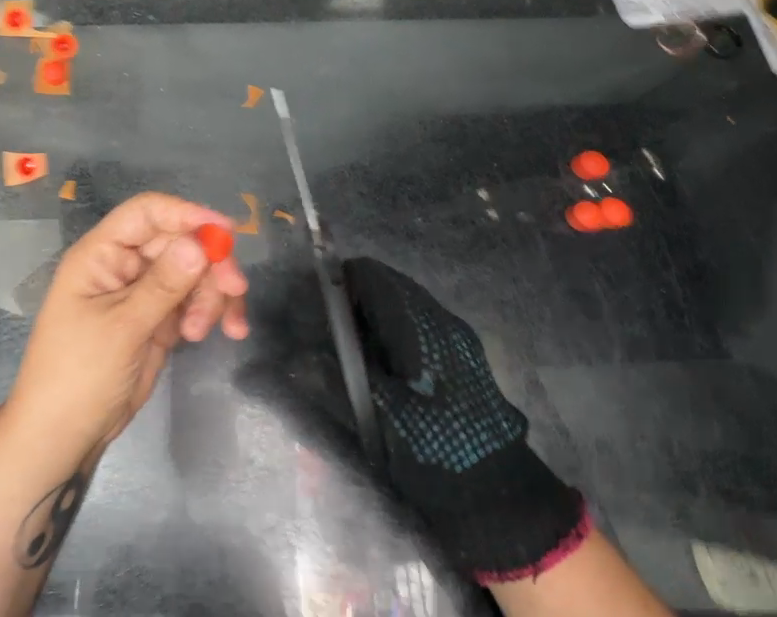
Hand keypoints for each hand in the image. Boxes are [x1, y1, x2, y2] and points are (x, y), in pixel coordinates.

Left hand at [7, 192, 249, 452]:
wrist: (63, 433)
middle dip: (209, 263)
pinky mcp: (157, 322)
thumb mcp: (122, 328)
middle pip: (178, 242)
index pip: (146, 214)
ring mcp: (141, 295)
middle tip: (235, 291)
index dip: (186, 214)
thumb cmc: (78, 374)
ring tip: (207, 332)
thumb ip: (163, 285)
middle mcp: (122, 266)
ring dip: (212, 295)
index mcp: (100, 255)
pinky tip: (226, 333)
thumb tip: (200, 243)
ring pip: (192, 273)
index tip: (227, 234)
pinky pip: (192, 302)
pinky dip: (211, 312)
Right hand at [239, 258, 585, 583]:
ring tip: (346, 366)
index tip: (310, 312)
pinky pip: (413, 337)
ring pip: (398, 314)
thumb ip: (326, 383)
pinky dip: (388, 348)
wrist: (502, 502)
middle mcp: (440, 322)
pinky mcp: (460, 366)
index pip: (369, 275)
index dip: (334, 284)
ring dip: (368, 329)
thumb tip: (274, 365)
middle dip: (349, 309)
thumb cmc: (436, 450)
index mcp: (419, 326)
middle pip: (383, 292)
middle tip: (323, 343)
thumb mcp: (375, 419)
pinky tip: (377, 384)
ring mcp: (454, 343)